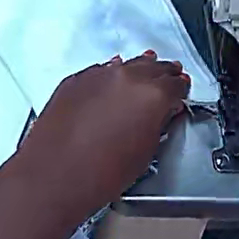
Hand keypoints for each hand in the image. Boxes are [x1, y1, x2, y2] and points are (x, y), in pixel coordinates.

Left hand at [10, 53, 188, 224]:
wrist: (56, 173)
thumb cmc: (98, 172)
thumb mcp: (145, 152)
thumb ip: (159, 124)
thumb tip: (161, 115)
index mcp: (152, 94)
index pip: (175, 84)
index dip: (181, 88)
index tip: (181, 90)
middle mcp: (127, 77)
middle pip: (153, 67)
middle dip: (164, 73)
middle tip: (171, 75)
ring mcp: (100, 74)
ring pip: (127, 64)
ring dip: (138, 69)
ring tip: (146, 70)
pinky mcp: (77, 79)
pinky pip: (101, 70)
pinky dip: (111, 74)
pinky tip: (113, 79)